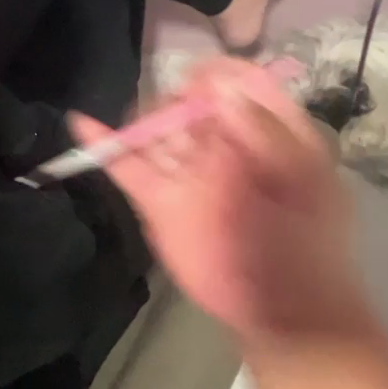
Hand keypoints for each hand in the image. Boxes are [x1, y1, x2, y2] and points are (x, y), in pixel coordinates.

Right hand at [71, 57, 367, 344]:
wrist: (285, 314)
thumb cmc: (305, 249)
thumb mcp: (302, 182)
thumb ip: (264, 132)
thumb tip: (217, 86)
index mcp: (268, 133)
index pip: (241, 83)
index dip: (218, 74)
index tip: (198, 81)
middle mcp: (223, 145)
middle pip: (191, 102)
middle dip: (180, 100)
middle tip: (183, 122)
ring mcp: (188, 173)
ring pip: (157, 130)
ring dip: (147, 120)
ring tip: (149, 135)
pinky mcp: (159, 201)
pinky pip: (128, 166)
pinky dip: (105, 144)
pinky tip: (82, 123)